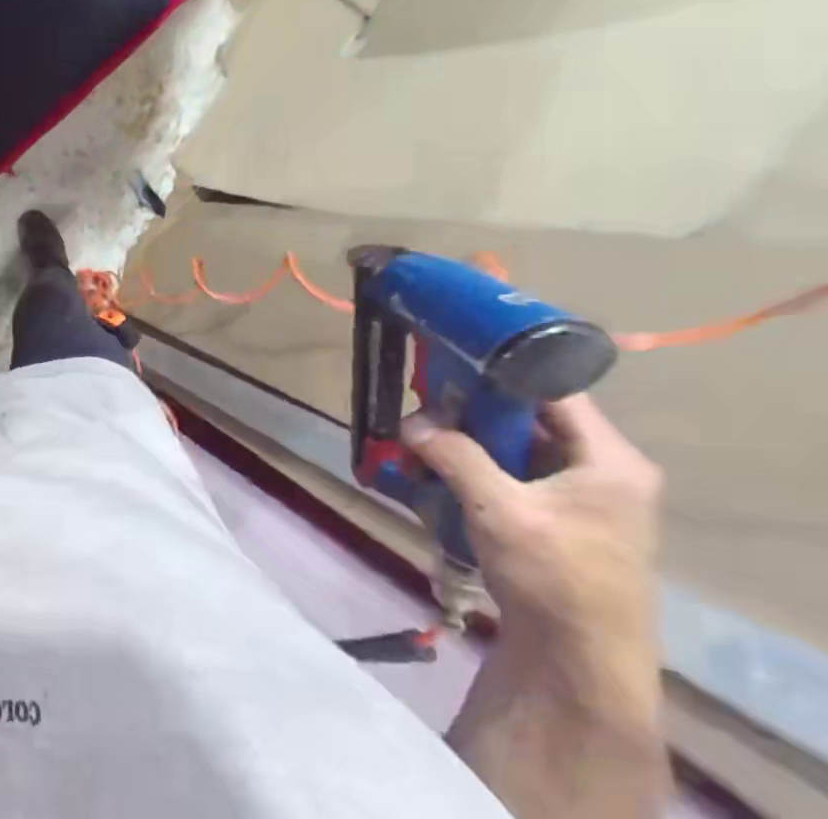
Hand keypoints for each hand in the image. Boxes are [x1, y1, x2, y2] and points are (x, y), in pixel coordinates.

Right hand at [402, 396, 661, 650]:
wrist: (576, 654)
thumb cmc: (553, 574)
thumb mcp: (499, 509)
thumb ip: (455, 457)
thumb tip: (410, 422)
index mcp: (609, 460)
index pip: (552, 391)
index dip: (499, 372)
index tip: (443, 365)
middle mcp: (599, 468)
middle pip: (525, 419)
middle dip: (466, 416)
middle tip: (417, 415)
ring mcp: (577, 495)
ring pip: (509, 448)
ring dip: (461, 446)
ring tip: (415, 449)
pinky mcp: (553, 517)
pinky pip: (506, 476)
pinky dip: (469, 472)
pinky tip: (432, 479)